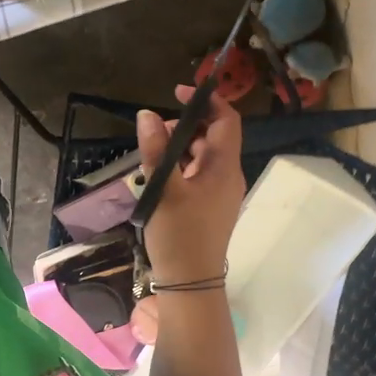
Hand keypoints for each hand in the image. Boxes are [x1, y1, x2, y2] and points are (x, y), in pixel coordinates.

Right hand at [135, 84, 244, 286]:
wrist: (190, 283)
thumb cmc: (179, 234)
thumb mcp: (162, 188)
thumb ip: (156, 149)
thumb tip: (147, 114)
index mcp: (223, 167)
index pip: (226, 120)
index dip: (206, 101)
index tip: (178, 92)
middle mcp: (228, 176)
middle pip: (214, 136)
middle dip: (186, 124)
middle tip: (155, 131)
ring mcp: (220, 192)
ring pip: (204, 156)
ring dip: (180, 146)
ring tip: (151, 154)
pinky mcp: (210, 206)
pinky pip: (198, 173)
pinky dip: (180, 165)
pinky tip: (158, 175)